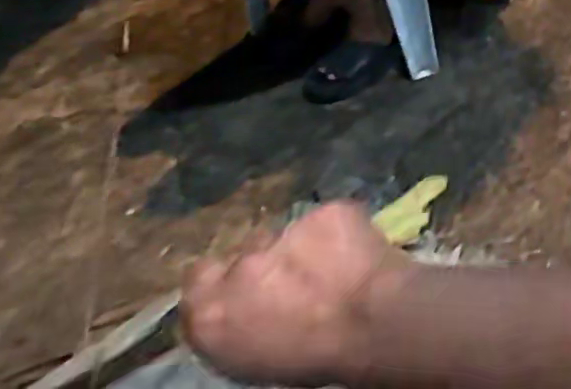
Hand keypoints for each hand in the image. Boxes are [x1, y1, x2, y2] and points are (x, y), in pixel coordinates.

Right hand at [182, 202, 414, 386]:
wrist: (371, 321)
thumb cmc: (312, 357)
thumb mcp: (250, 358)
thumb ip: (232, 322)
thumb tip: (235, 306)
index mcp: (212, 313)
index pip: (199, 276)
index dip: (222, 276)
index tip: (244, 281)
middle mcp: (241, 267)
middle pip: (249, 249)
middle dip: (270, 259)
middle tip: (300, 275)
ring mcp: (285, 232)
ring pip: (291, 230)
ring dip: (306, 242)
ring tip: (333, 263)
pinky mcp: (325, 211)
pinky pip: (328, 217)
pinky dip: (339, 228)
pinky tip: (355, 249)